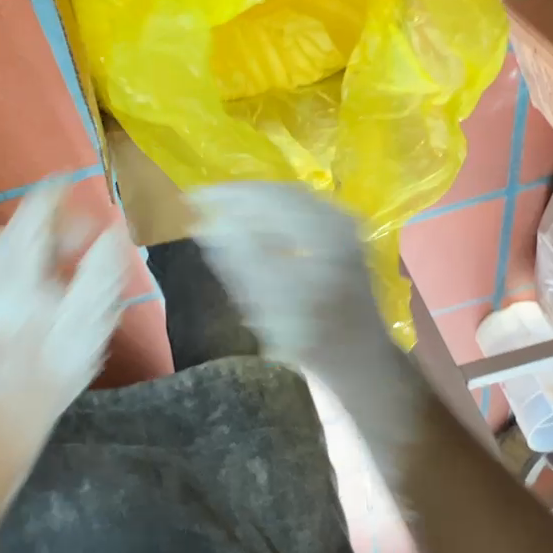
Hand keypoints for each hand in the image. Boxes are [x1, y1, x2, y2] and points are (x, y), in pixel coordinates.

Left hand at [0, 177, 132, 437]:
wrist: (4, 415)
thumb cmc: (52, 367)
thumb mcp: (87, 320)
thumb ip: (99, 271)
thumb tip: (112, 233)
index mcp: (23, 270)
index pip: (34, 215)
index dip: (52, 192)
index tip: (67, 178)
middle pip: (15, 228)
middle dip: (42, 213)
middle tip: (69, 212)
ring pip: (3, 249)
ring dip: (28, 235)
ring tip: (54, 238)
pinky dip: (15, 257)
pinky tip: (31, 272)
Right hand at [187, 182, 397, 374]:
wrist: (358, 359)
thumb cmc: (313, 340)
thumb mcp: (271, 306)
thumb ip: (241, 261)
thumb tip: (209, 225)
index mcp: (325, 235)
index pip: (270, 198)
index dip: (229, 195)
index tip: (194, 198)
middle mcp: (340, 221)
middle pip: (281, 194)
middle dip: (240, 198)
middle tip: (204, 203)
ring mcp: (345, 225)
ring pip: (290, 200)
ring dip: (255, 204)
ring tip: (223, 214)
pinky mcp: (344, 232)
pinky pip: (301, 209)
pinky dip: (272, 212)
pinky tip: (252, 225)